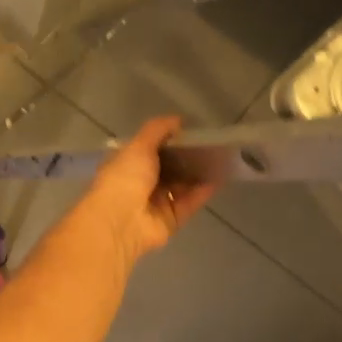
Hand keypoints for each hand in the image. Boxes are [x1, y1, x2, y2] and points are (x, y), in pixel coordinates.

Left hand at [77, 115, 214, 263]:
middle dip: (185, 158)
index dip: (165, 141)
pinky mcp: (169, 220)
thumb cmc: (124, 178)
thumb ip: (157, 131)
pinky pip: (189, 203)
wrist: (121, 222)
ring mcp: (153, 203)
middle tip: (210, 145)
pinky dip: (203, 191)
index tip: (188, 132)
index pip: (146, 150)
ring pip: (179, 186)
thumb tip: (177, 120)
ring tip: (220, 159)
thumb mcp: (138, 146)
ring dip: (197, 174)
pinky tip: (220, 178)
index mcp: (124, 164)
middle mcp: (137, 184)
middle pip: (165, 169)